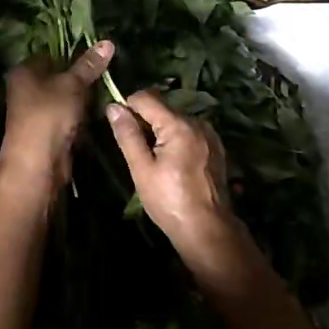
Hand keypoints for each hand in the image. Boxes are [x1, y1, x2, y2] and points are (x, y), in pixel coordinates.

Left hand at [0, 41, 113, 192]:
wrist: (38, 162)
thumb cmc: (49, 114)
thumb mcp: (72, 85)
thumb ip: (88, 65)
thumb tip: (108, 42)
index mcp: (24, 71)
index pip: (50, 53)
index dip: (73, 52)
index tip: (99, 54)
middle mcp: (26, 87)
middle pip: (59, 75)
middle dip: (82, 77)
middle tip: (108, 73)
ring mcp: (37, 109)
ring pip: (66, 97)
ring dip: (84, 98)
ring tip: (108, 90)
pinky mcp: (48, 128)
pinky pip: (68, 115)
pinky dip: (81, 115)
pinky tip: (99, 112)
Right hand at [105, 90, 243, 266]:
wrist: (208, 231)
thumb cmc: (169, 201)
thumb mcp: (141, 168)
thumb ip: (127, 134)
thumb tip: (113, 106)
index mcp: (179, 126)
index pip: (145, 97)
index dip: (127, 106)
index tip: (119, 126)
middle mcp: (197, 123)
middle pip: (161, 106)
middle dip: (143, 119)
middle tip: (134, 148)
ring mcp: (210, 135)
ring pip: (174, 118)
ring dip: (159, 129)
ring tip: (152, 157)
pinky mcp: (215, 147)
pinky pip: (188, 130)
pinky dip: (174, 138)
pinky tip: (171, 162)